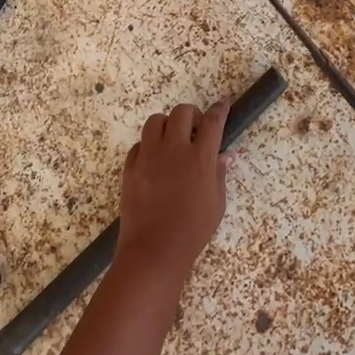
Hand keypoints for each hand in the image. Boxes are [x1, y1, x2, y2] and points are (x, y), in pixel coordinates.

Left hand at [113, 99, 229, 280]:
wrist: (154, 250)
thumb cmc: (192, 230)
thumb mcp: (216, 204)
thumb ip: (219, 174)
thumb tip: (224, 155)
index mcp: (199, 157)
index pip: (212, 121)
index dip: (219, 109)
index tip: (223, 103)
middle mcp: (174, 149)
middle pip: (182, 112)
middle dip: (191, 115)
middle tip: (194, 129)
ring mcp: (149, 155)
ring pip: (156, 121)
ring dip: (166, 125)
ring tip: (172, 141)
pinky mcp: (130, 166)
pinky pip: (139, 144)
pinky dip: (148, 146)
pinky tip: (154, 161)